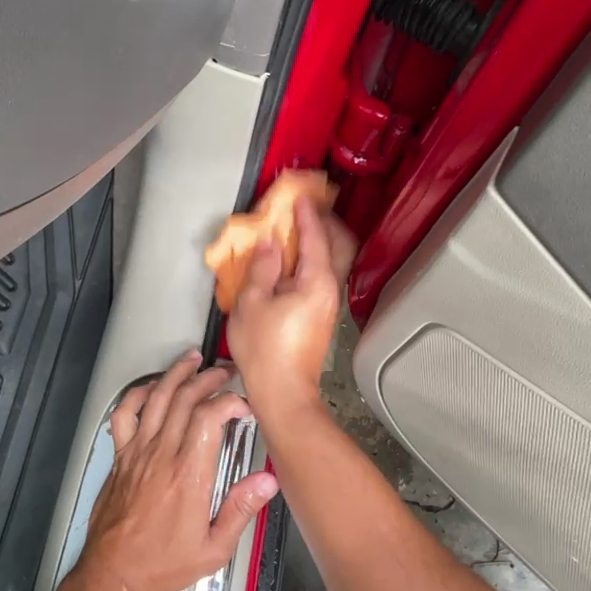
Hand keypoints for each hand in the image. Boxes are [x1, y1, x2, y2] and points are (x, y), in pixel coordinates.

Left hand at [77, 352, 279, 590]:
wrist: (114, 573)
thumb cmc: (164, 563)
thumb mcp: (214, 549)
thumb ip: (241, 510)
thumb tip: (268, 481)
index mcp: (188, 474)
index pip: (209, 417)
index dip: (229, 401)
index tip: (244, 405)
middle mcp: (162, 455)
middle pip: (185, 398)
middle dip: (209, 378)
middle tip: (226, 371)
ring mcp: (138, 452)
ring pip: (157, 398)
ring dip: (177, 374)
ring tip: (194, 359)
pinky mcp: (121, 456)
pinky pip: (125, 414)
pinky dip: (138, 393)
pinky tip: (153, 385)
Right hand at [226, 198, 355, 426]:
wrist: (283, 393)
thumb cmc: (265, 351)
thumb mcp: (253, 303)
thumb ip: (262, 267)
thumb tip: (269, 243)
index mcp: (316, 282)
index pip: (316, 237)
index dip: (306, 215)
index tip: (298, 197)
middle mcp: (330, 290)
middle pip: (338, 246)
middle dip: (323, 224)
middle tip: (305, 209)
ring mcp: (328, 304)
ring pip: (331, 262)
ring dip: (317, 242)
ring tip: (295, 231)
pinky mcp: (320, 316)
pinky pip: (321, 276)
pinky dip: (310, 261)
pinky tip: (289, 263)